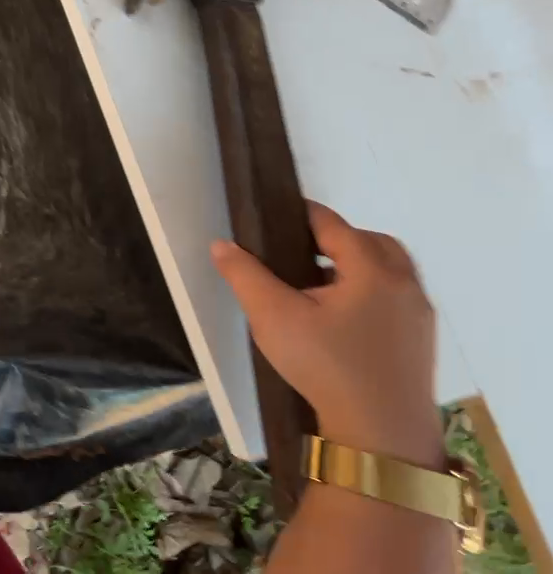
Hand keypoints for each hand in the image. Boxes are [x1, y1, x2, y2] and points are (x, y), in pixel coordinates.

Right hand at [212, 201, 444, 467]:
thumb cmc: (325, 363)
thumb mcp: (270, 314)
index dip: (304, 214)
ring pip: (390, 272)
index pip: (336, 227)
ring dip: (355, 265)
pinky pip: (394, 298)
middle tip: (297, 247)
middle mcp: (405, 288)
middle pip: (376, 244)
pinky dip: (367, 290)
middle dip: (338, 238)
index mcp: (373, 273)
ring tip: (312, 281)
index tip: (274, 210)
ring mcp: (418, 317)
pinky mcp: (418, 342)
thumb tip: (223, 245)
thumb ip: (244, 274)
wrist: (380, 430)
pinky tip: (334, 313)